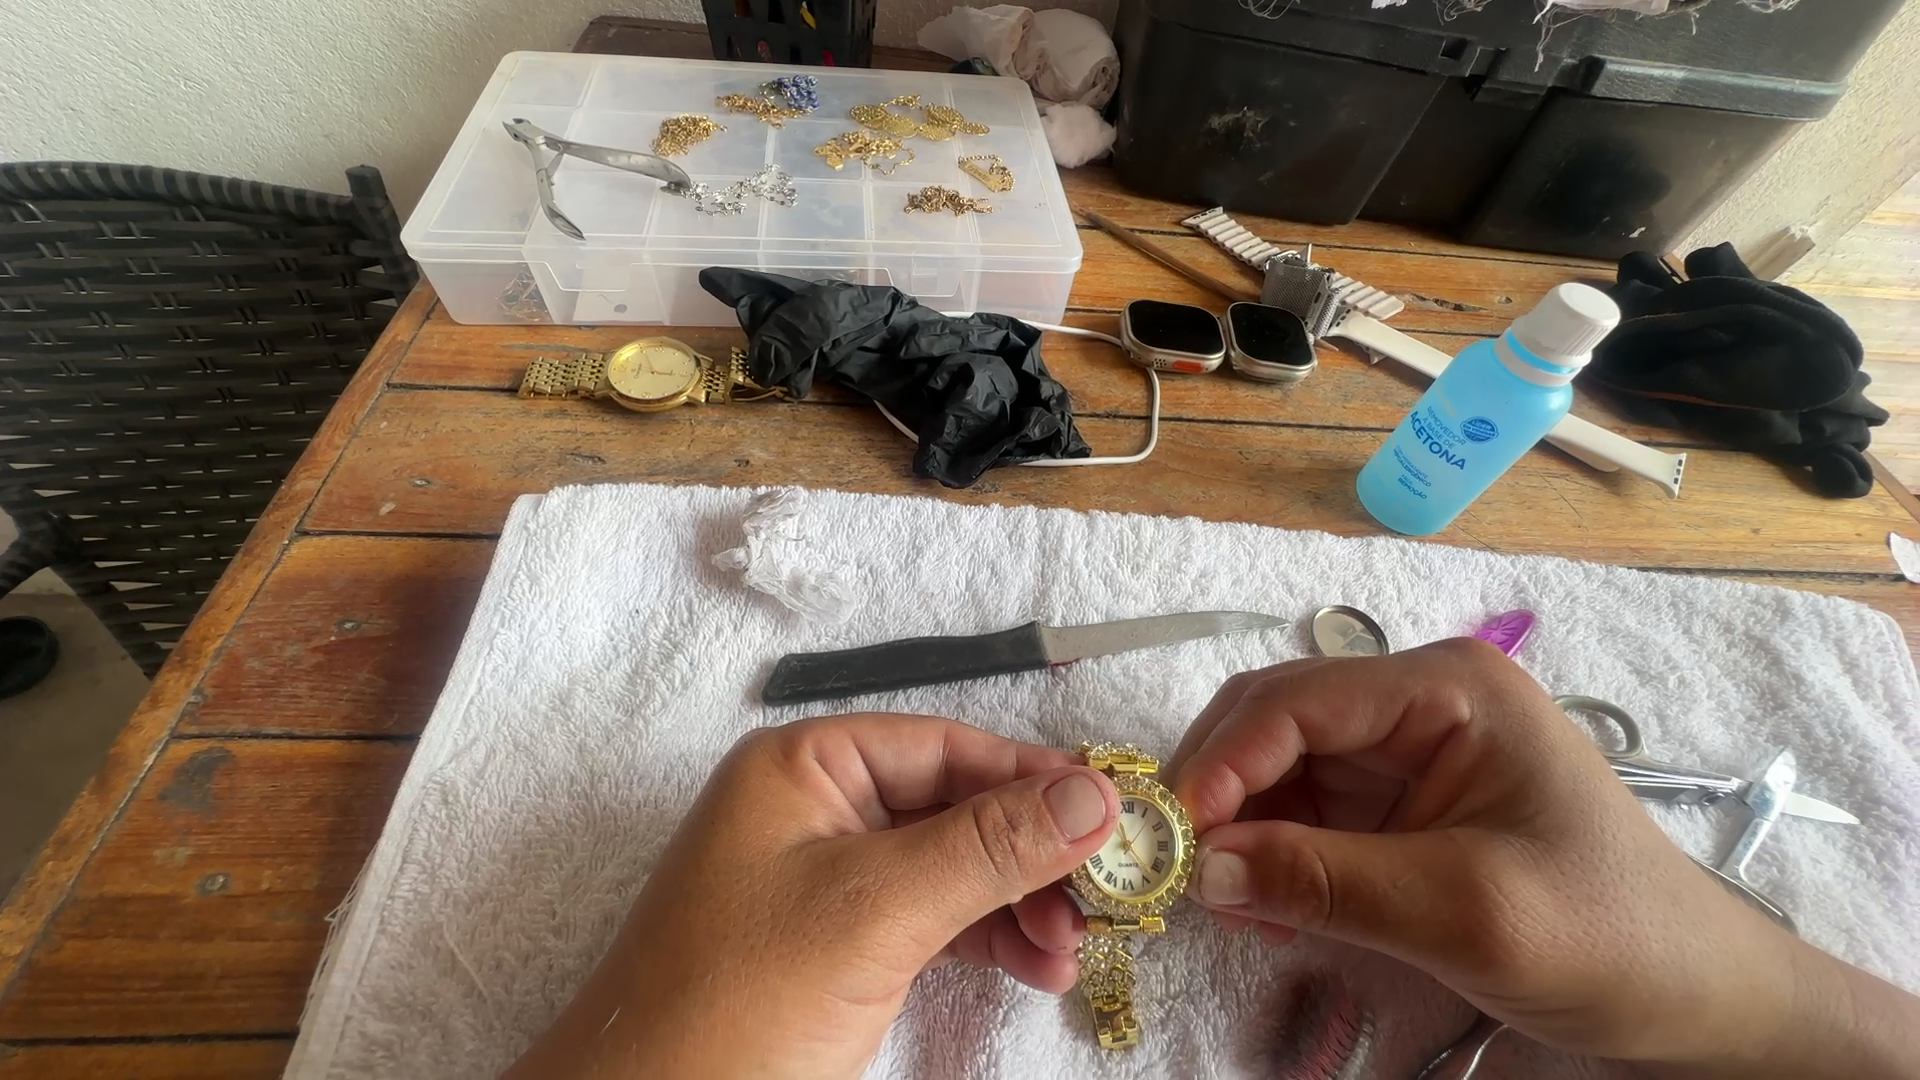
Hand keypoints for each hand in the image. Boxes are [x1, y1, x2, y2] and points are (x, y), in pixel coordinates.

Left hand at [502, 714, 1118, 1079]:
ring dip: (1015, 902)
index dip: (1025, 772)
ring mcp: (832, 873)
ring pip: (950, 866)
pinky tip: (1038, 966)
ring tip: (1073, 946)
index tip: (1105, 803)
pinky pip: (933, 916)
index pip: (938, 747)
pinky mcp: (844, 936)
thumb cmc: (745, 996)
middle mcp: (820, 804)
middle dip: (1026, 853)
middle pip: (951, 807)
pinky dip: (987, 939)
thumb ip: (990, 846)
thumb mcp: (877, 907)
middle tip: (1099, 893)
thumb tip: (1096, 794)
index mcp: (806, 764)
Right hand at [1170, 639, 1919, 1075]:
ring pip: (1270, 761)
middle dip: (1218, 786)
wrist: (1698, 1004)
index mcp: (1443, 687)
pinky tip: (1261, 899)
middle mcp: (1407, 696)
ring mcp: (1392, 741)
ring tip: (1223, 895)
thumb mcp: (1469, 915)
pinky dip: (1263, 847)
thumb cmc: (1611, 942)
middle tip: (1181, 858)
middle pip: (1270, 719)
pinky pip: (1294, 802)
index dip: (1225, 759)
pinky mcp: (1382, 789)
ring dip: (1234, 823)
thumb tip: (1202, 871)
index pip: (1298, 701)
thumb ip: (1327, 884)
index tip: (1178, 830)